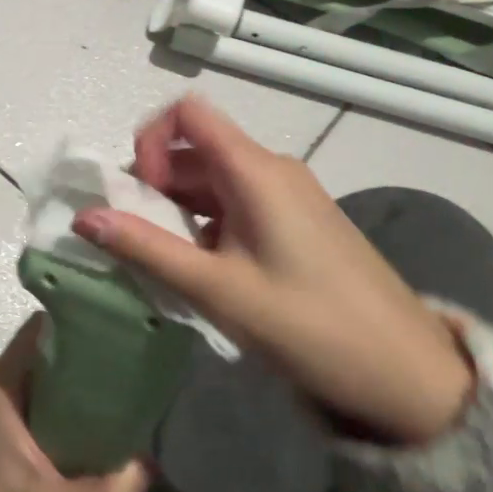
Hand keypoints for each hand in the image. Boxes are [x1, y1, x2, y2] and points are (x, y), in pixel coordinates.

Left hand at [0, 316, 148, 491]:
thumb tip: (151, 465)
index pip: (41, 329)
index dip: (78, 324)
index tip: (118, 331)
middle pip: (44, 351)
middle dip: (84, 358)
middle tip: (129, 369)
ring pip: (38, 373)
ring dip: (73, 383)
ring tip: (118, 394)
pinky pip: (30, 391)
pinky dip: (58, 401)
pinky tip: (89, 420)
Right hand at [72, 96, 474, 444]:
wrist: (410, 378)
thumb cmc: (310, 326)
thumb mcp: (217, 290)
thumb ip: (146, 248)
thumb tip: (82, 216)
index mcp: (254, 171)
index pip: (186, 113)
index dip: (149, 141)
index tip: (141, 194)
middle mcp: (271, 169)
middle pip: (193, 149)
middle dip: (154, 184)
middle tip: (141, 238)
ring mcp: (289, 195)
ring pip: (211, 178)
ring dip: (177, 208)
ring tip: (170, 261)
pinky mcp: (298, 221)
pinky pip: (236, 201)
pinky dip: (206, 223)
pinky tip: (205, 270)